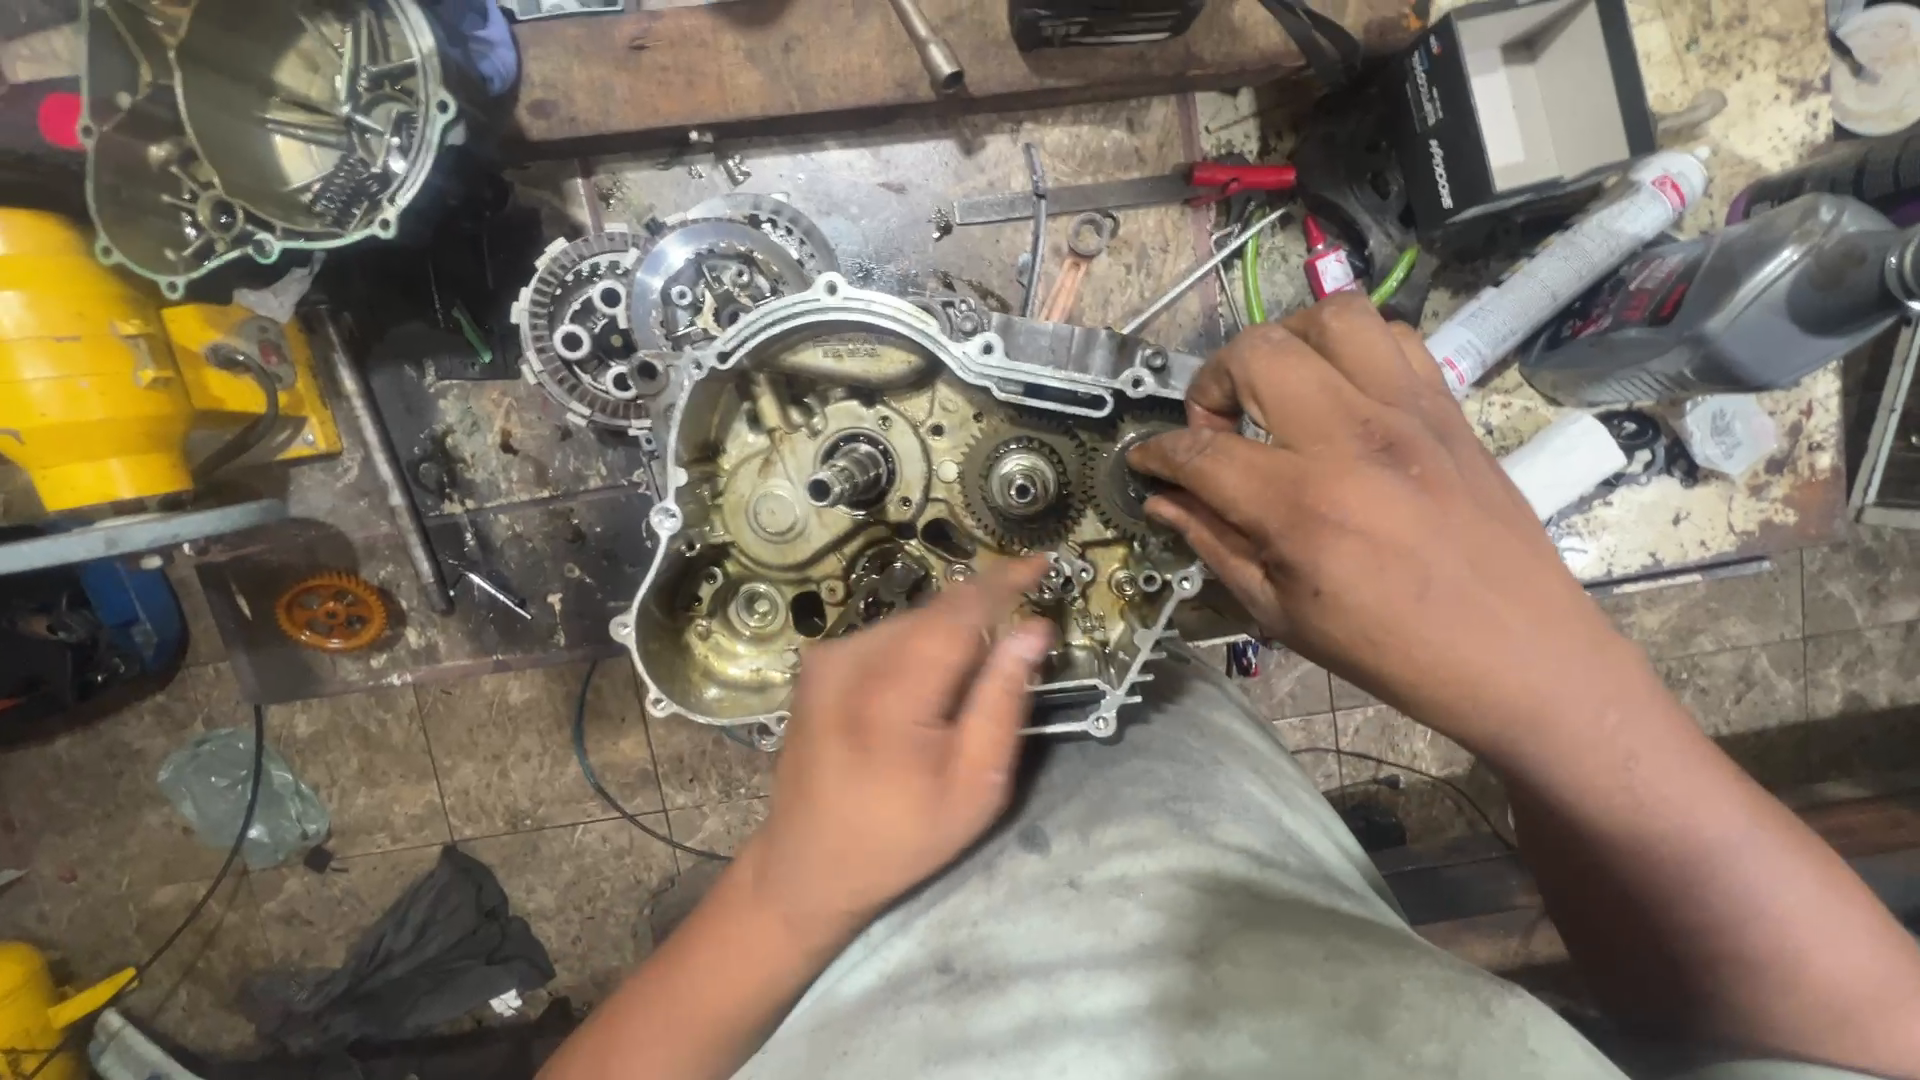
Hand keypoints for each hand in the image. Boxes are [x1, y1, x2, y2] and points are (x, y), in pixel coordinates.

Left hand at [739, 559, 1053, 941]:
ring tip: (963, 691)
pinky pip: (886, 636)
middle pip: (935, 613)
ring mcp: (826, 658)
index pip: (959, 611)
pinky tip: (924, 694)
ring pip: (912, 621)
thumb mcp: (974, 786)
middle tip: (1012, 650)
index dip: (1004, 581)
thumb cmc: (900, 837)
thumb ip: (1004, 700)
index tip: (1041, 562)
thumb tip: (1033, 629)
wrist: (807, 864)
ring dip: (950, 636)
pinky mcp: (816, 664)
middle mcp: (849, 658)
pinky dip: (919, 648)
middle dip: (981, 618)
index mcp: (890, 692)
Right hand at [1127, 293, 1642, 759]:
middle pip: (1256, 354)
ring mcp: (1408, 412)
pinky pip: (1391, 336)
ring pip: (1329, 318)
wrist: (1518, 653)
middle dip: (1211, 382)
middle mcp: (1352, 438)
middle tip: (1214, 428)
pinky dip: (1348, 348)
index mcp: (1301, 504)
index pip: (1200, 451)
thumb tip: (1162, 500)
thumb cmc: (1387, 647)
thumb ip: (1212, 541)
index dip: (1157, 452)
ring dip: (1282, 343)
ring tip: (1274, 390)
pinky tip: (1336, 391)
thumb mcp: (1278, 610)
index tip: (1145, 461)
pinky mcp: (1447, 407)